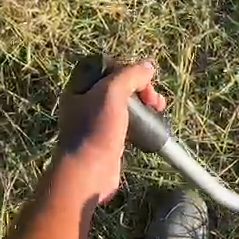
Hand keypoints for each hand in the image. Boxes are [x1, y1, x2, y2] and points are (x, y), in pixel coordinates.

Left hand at [54, 58, 164, 203]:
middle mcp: (86, 101)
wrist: (89, 173)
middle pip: (119, 84)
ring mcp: (98, 120)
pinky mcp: (109, 138)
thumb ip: (130, 75)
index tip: (141, 80)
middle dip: (141, 87)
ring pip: (126, 103)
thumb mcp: (111, 93)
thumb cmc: (95, 130)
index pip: (107, 66)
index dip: (127, 69)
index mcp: (80, 86)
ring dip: (144, 102)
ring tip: (158, 107)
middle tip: (154, 99)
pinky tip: (151, 124)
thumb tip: (148, 66)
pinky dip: (141, 120)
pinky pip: (128, 121)